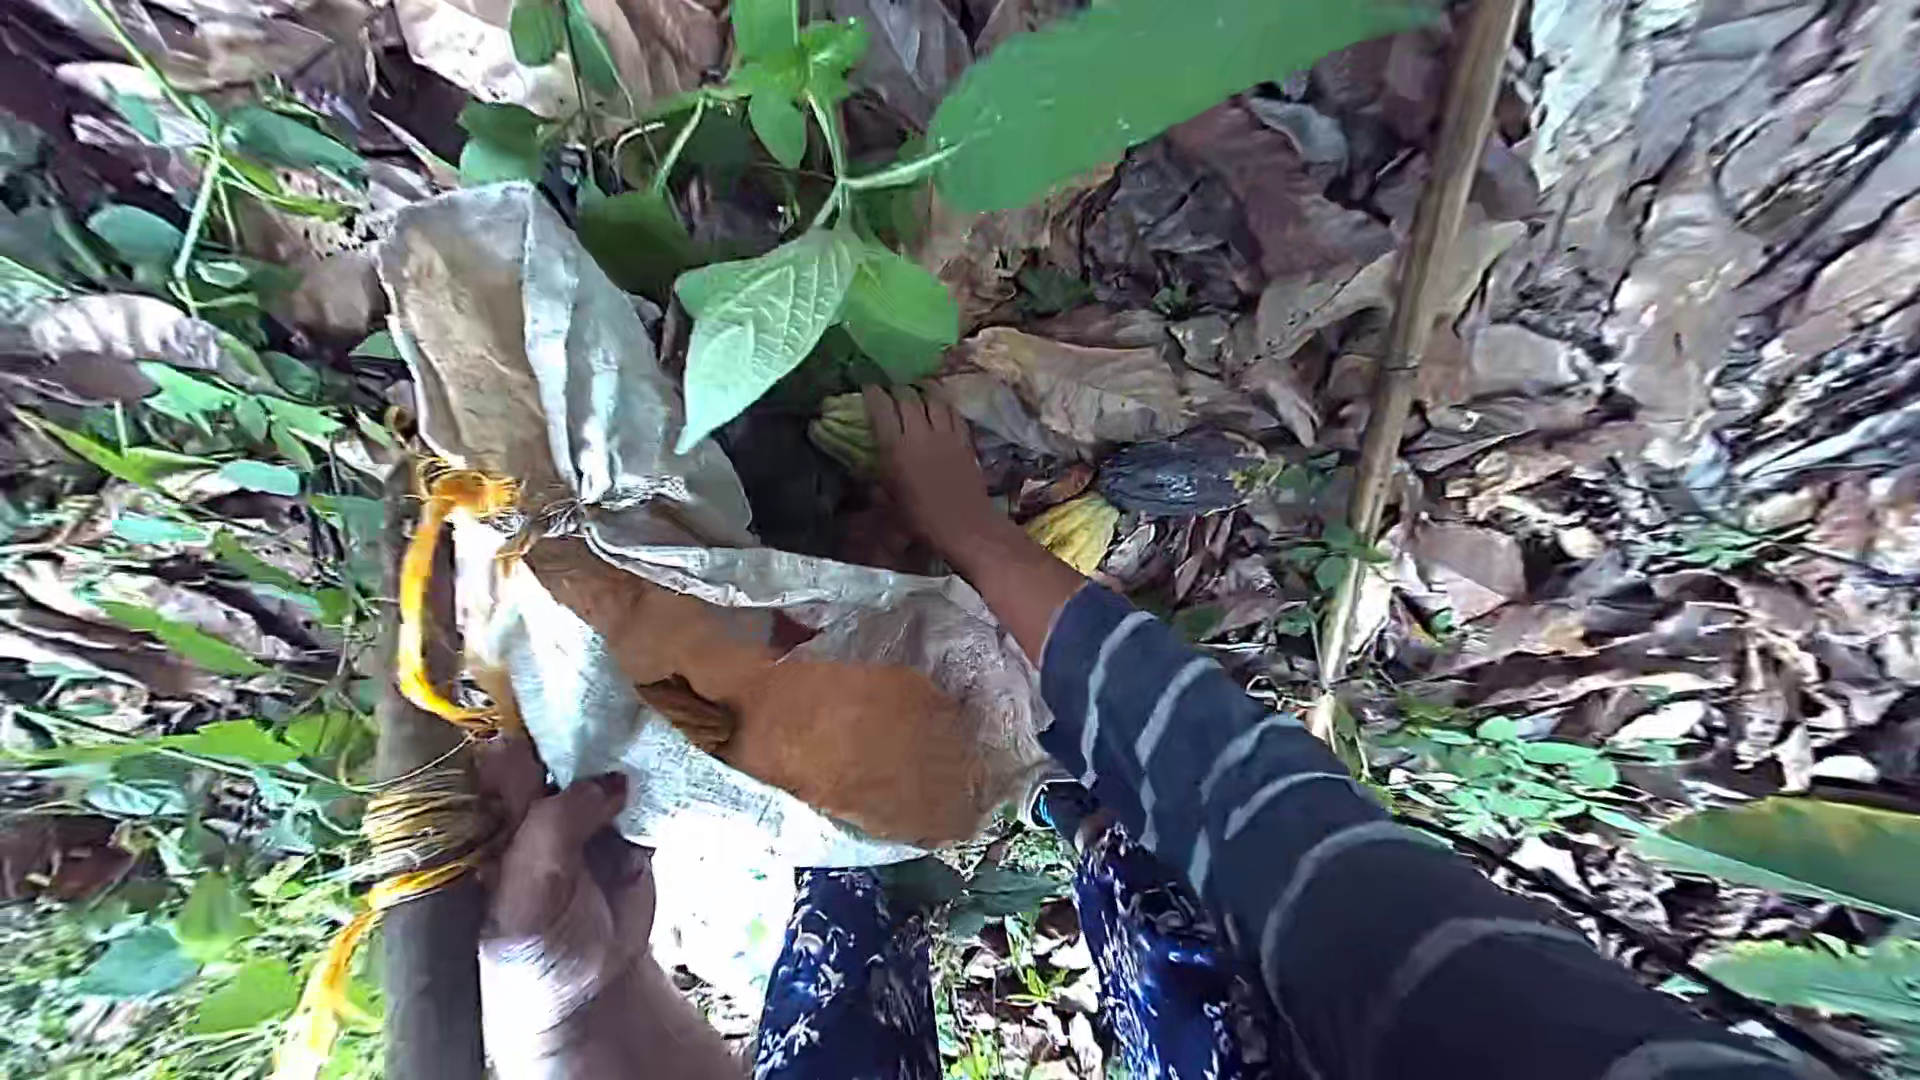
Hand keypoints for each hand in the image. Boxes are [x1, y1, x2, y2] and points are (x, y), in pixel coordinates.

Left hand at [474, 740, 738, 1078]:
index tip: (551, 702)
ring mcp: (580, 810)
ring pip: (597, 761)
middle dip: (578, 733)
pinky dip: (652, 772)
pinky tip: (658, 762)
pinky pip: (639, 783)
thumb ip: (552, 833)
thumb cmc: (537, 952)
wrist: (598, 985)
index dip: (520, 734)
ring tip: (639, 733)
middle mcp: (529, 808)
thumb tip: (609, 776)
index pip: (494, 765)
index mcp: (484, 827)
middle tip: (606, 715)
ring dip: (620, 749)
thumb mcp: (527, 901)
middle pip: (551, 752)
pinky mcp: (624, 816)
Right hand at [862, 384, 1086, 664]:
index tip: (869, 386)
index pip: (882, 410)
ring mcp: (946, 435)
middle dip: (897, 390)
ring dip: (922, 393)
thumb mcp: (891, 506)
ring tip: (916, 392)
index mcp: (896, 449)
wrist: (965, 526)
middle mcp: (920, 434)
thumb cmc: (922, 522)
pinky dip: (944, 406)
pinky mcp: (965, 441)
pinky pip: (953, 414)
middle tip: (891, 389)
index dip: (874, 394)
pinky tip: (941, 407)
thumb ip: (880, 486)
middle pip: (907, 398)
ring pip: (933, 400)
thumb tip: (873, 477)